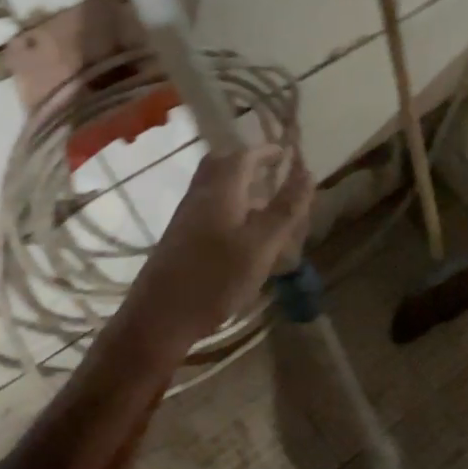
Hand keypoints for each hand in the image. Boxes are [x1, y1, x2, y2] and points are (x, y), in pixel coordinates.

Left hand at [124, 145, 314, 341]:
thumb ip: (285, 208)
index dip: (266, 152)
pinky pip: (208, 207)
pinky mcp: (180, 238)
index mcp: (221, 190)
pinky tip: (243, 233)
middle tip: (271, 170)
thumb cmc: (216, 278)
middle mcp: (200, 196)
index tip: (286, 153)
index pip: (244, 156)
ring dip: (238, 185)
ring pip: (214, 187)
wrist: (160, 317)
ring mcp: (186, 217)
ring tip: (264, 202)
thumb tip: (308, 173)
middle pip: (221, 165)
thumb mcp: (261, 244)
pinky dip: (229, 205)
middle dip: (247, 163)